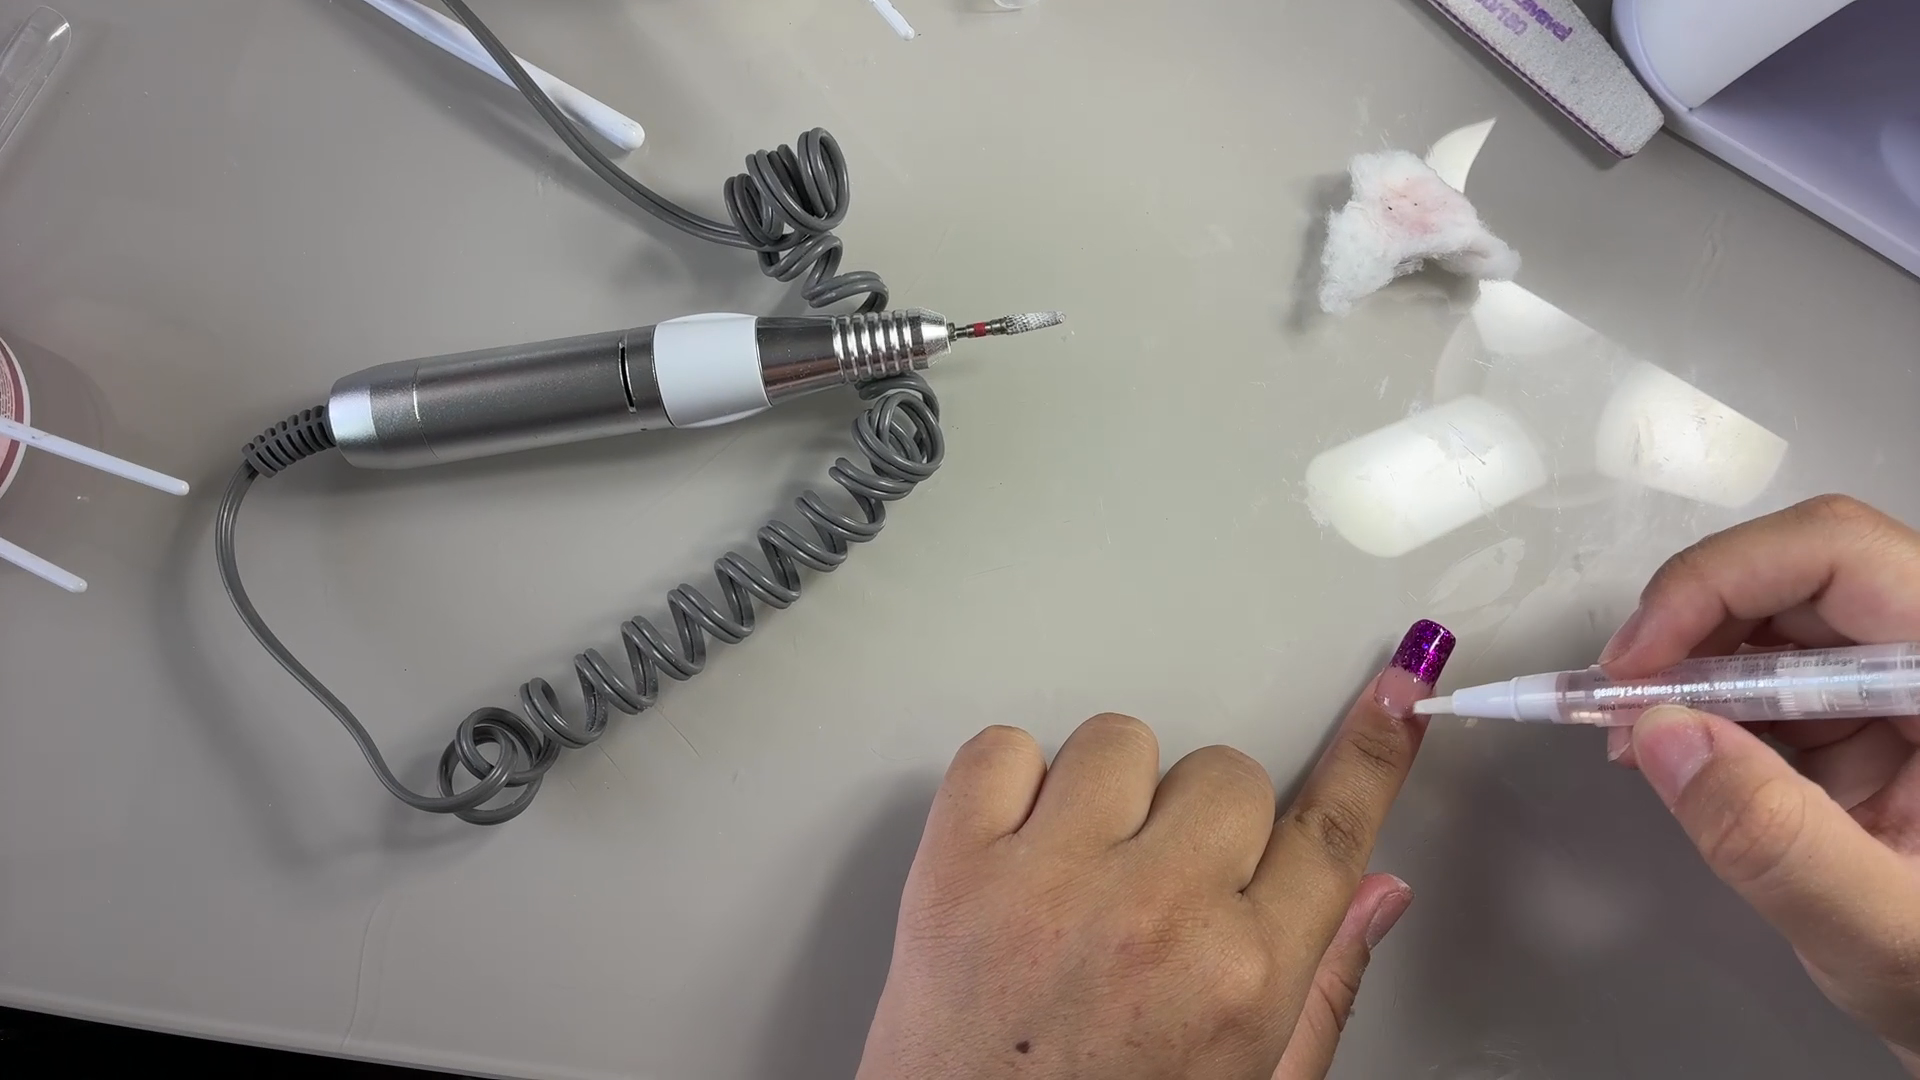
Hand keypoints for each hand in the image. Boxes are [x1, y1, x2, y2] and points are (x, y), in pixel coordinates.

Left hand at [855, 621, 1454, 1079]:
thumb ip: (1321, 984)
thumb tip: (1376, 886)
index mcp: (1242, 979)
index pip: (1329, 831)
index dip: (1369, 756)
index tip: (1393, 694)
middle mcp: (1157, 916)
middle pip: (1221, 770)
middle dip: (1193, 813)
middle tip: (1147, 874)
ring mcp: (1051, 879)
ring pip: (1116, 739)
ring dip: (1102, 788)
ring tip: (1072, 867)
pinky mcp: (958, 858)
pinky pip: (1005, 745)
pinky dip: (1008, 777)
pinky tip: (1008, 844)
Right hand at [1600, 496, 1919, 1071]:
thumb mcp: (1893, 939)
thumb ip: (1782, 840)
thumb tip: (1655, 730)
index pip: (1842, 559)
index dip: (1715, 583)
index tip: (1635, 663)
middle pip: (1792, 578)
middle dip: (1682, 630)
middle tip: (1619, 701)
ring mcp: (1912, 687)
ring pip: (1768, 618)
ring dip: (1679, 666)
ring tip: (1633, 734)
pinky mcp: (1877, 714)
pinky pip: (1766, 669)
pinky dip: (1696, 698)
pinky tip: (1672, 748)